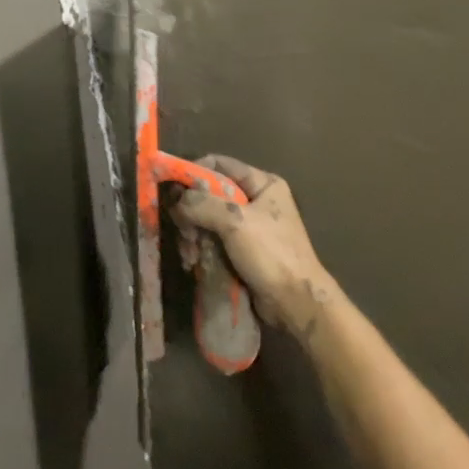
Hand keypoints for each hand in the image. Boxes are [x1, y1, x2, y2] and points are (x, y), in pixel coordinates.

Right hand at [173, 154, 340, 339]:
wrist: (295, 304)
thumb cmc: (271, 254)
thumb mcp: (236, 221)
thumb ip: (201, 203)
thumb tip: (175, 199)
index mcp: (262, 184)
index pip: (218, 164)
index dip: (193, 173)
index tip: (173, 191)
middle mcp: (254, 200)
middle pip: (207, 194)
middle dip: (190, 212)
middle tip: (183, 230)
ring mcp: (247, 226)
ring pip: (204, 218)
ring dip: (191, 234)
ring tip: (189, 253)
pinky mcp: (240, 249)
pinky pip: (210, 239)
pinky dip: (198, 247)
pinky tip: (193, 261)